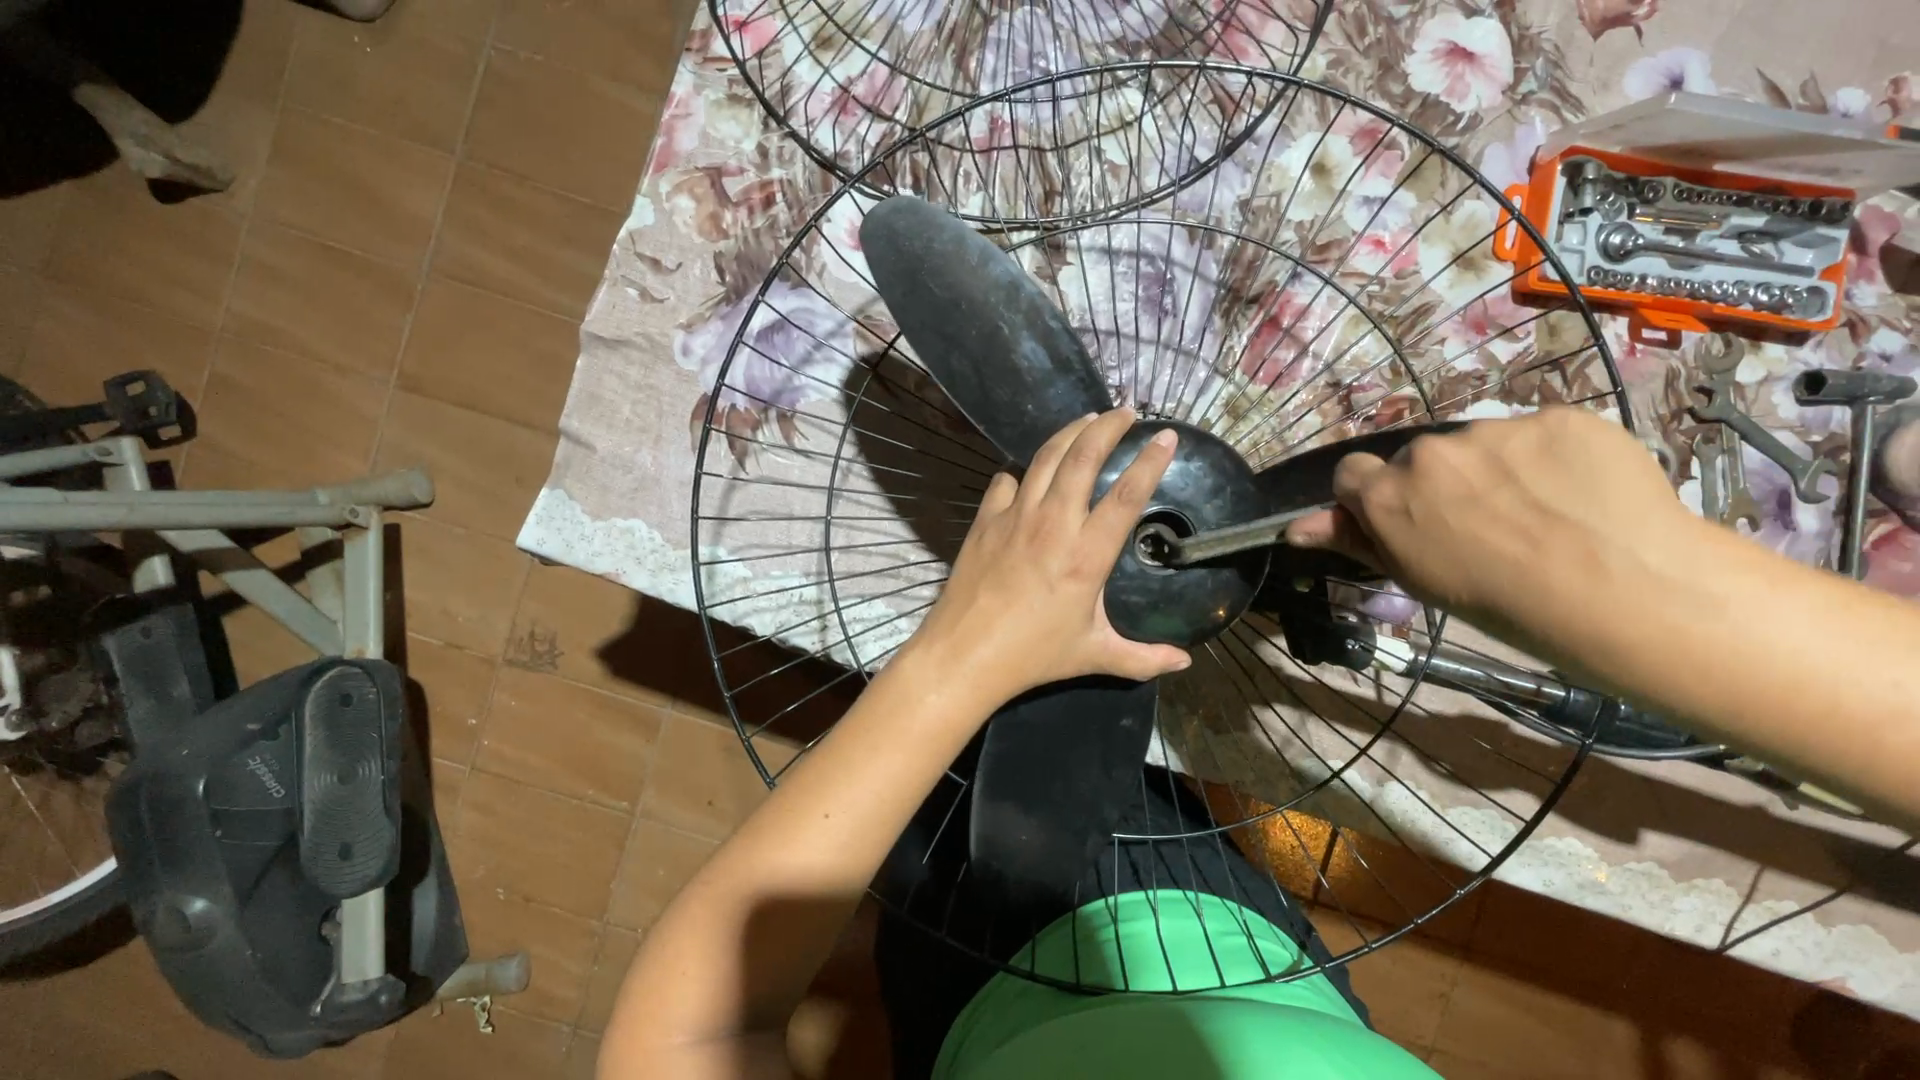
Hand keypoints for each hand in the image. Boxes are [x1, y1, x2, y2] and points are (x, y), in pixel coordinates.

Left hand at [906, 408, 1191, 704]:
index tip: (1167, 435)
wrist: (965, 653)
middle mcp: (1053, 524)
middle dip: (1108, 426)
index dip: (1151, 461)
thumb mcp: (1094, 656)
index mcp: (1087, 555)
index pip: (1127, 495)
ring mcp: (1015, 517)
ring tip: (1088, 419)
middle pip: (1084, 456)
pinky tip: (1028, 473)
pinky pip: (1005, 481)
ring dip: (1070, 433)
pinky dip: (1022, 471)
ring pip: (1045, 458)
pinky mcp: (985, 520)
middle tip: (1127, 413)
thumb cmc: (1034, 656)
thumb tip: (1184, 663)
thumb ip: (1143, 658)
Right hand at [1282, 408, 1693, 642]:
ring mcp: (1497, 428)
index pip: (1352, 473)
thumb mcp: (1418, 579)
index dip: (1375, 497)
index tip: (1406, 522)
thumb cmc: (1503, 603)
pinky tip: (1580, 496)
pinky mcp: (1560, 415)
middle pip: (1421, 458)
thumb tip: (1293, 529)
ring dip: (1497, 469)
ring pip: (1483, 444)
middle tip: (1483, 528)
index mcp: (1388, 492)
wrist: (1621, 587)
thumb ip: (1355, 542)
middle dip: (1441, 484)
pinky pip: (1541, 433)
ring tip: (1543, 514)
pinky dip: (1552, 459)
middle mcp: (1431, 451)